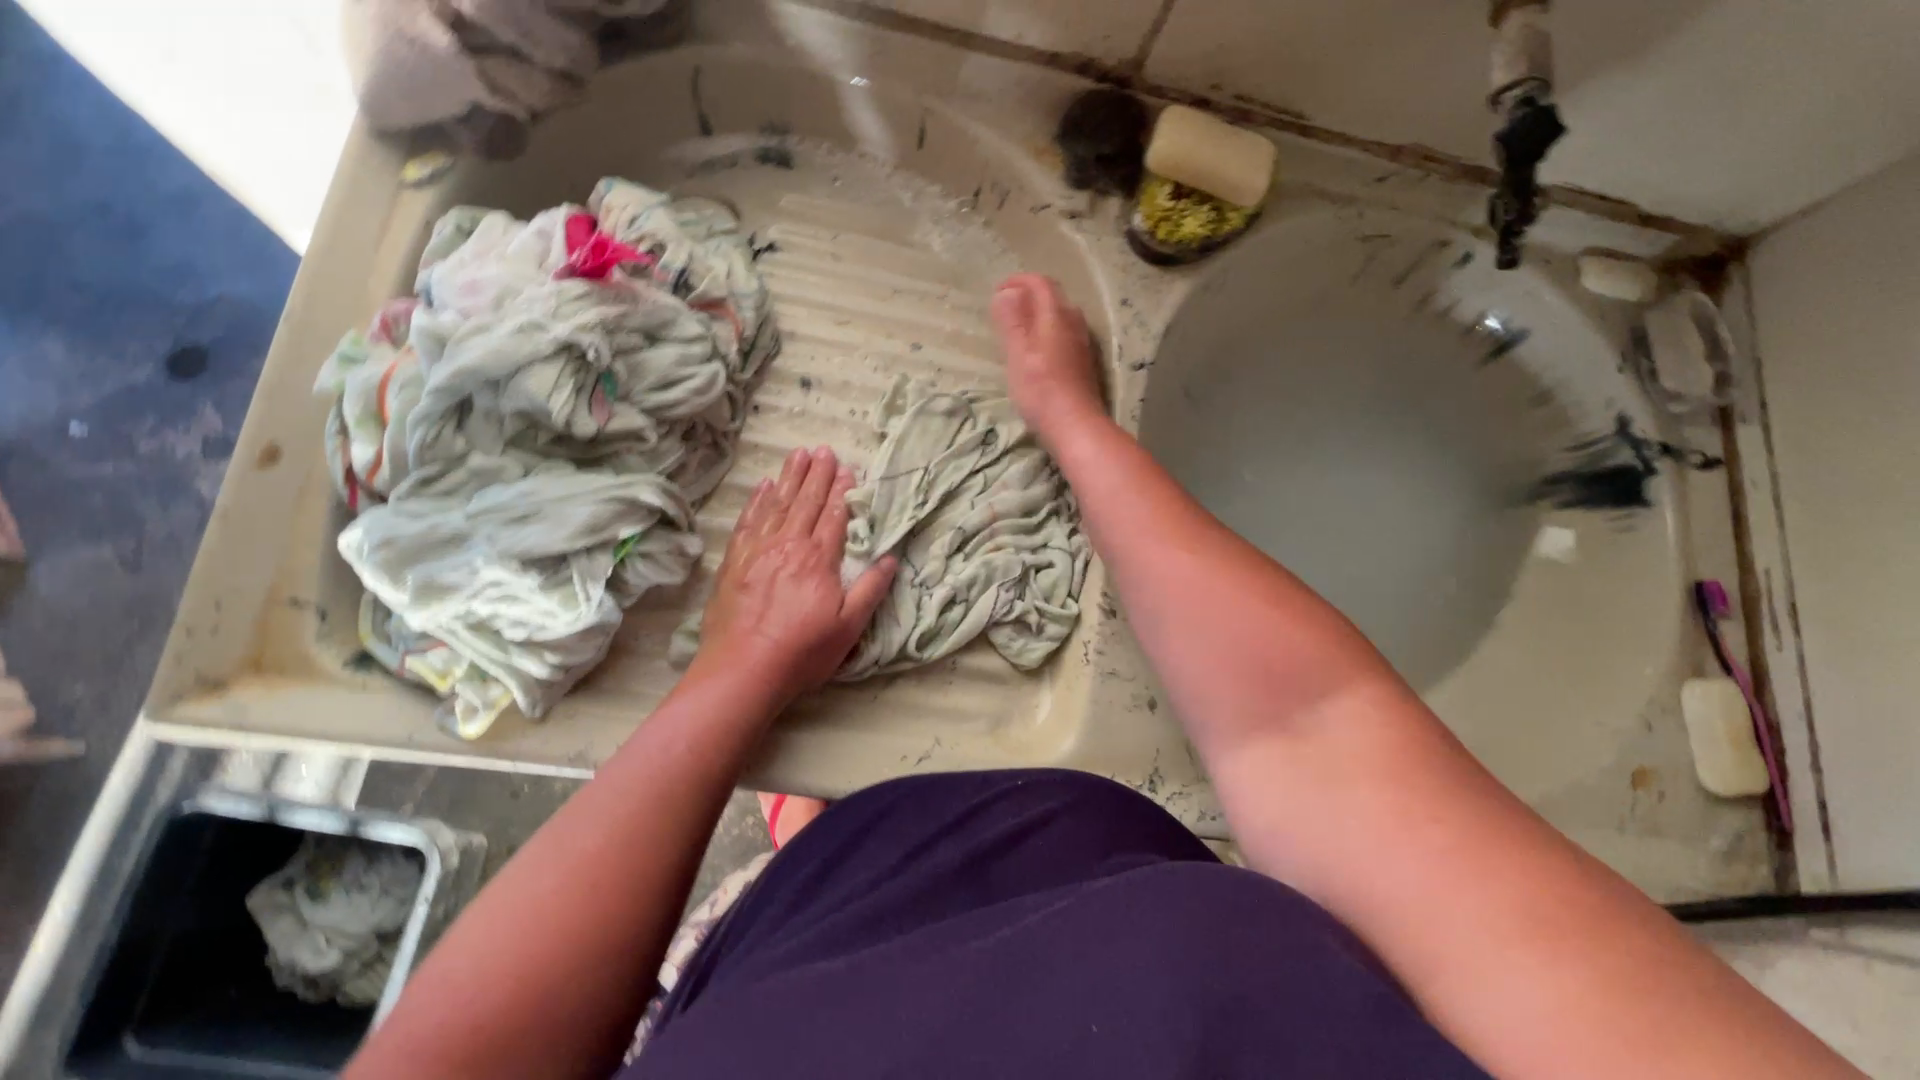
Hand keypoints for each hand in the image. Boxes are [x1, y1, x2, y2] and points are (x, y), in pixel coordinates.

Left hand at [689, 446, 897, 704]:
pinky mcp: (733, 563)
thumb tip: (890, 558)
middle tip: (824, 450)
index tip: (847, 469)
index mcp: (819, 560)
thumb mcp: (848, 628)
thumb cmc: (801, 653)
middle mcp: (788, 546)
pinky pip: (748, 521)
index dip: (842, 492)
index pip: (834, 516)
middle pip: (805, 502)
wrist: (742, 670)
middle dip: (817, 475)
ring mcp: (757, 551)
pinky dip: (757, 501)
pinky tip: (762, 487)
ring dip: (789, 478)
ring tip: (798, 455)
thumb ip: (870, 590)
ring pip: (776, 504)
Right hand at [990, 274, 1105, 442]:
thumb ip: (1012, 321)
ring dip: (1039, 314)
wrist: (1075, 426)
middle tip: (1006, 308)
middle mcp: (1074, 324)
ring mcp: (1082, 344)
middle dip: (1029, 295)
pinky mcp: (1083, 363)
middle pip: (1053, 297)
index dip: (1019, 281)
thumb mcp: (1018, 353)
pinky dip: (1047, 332)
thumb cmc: (1041, 390)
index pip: (1041, 283)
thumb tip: (1007, 291)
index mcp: (1056, 316)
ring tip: (1018, 328)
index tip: (997, 291)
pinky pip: (1064, 335)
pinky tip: (1037, 351)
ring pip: (1061, 316)